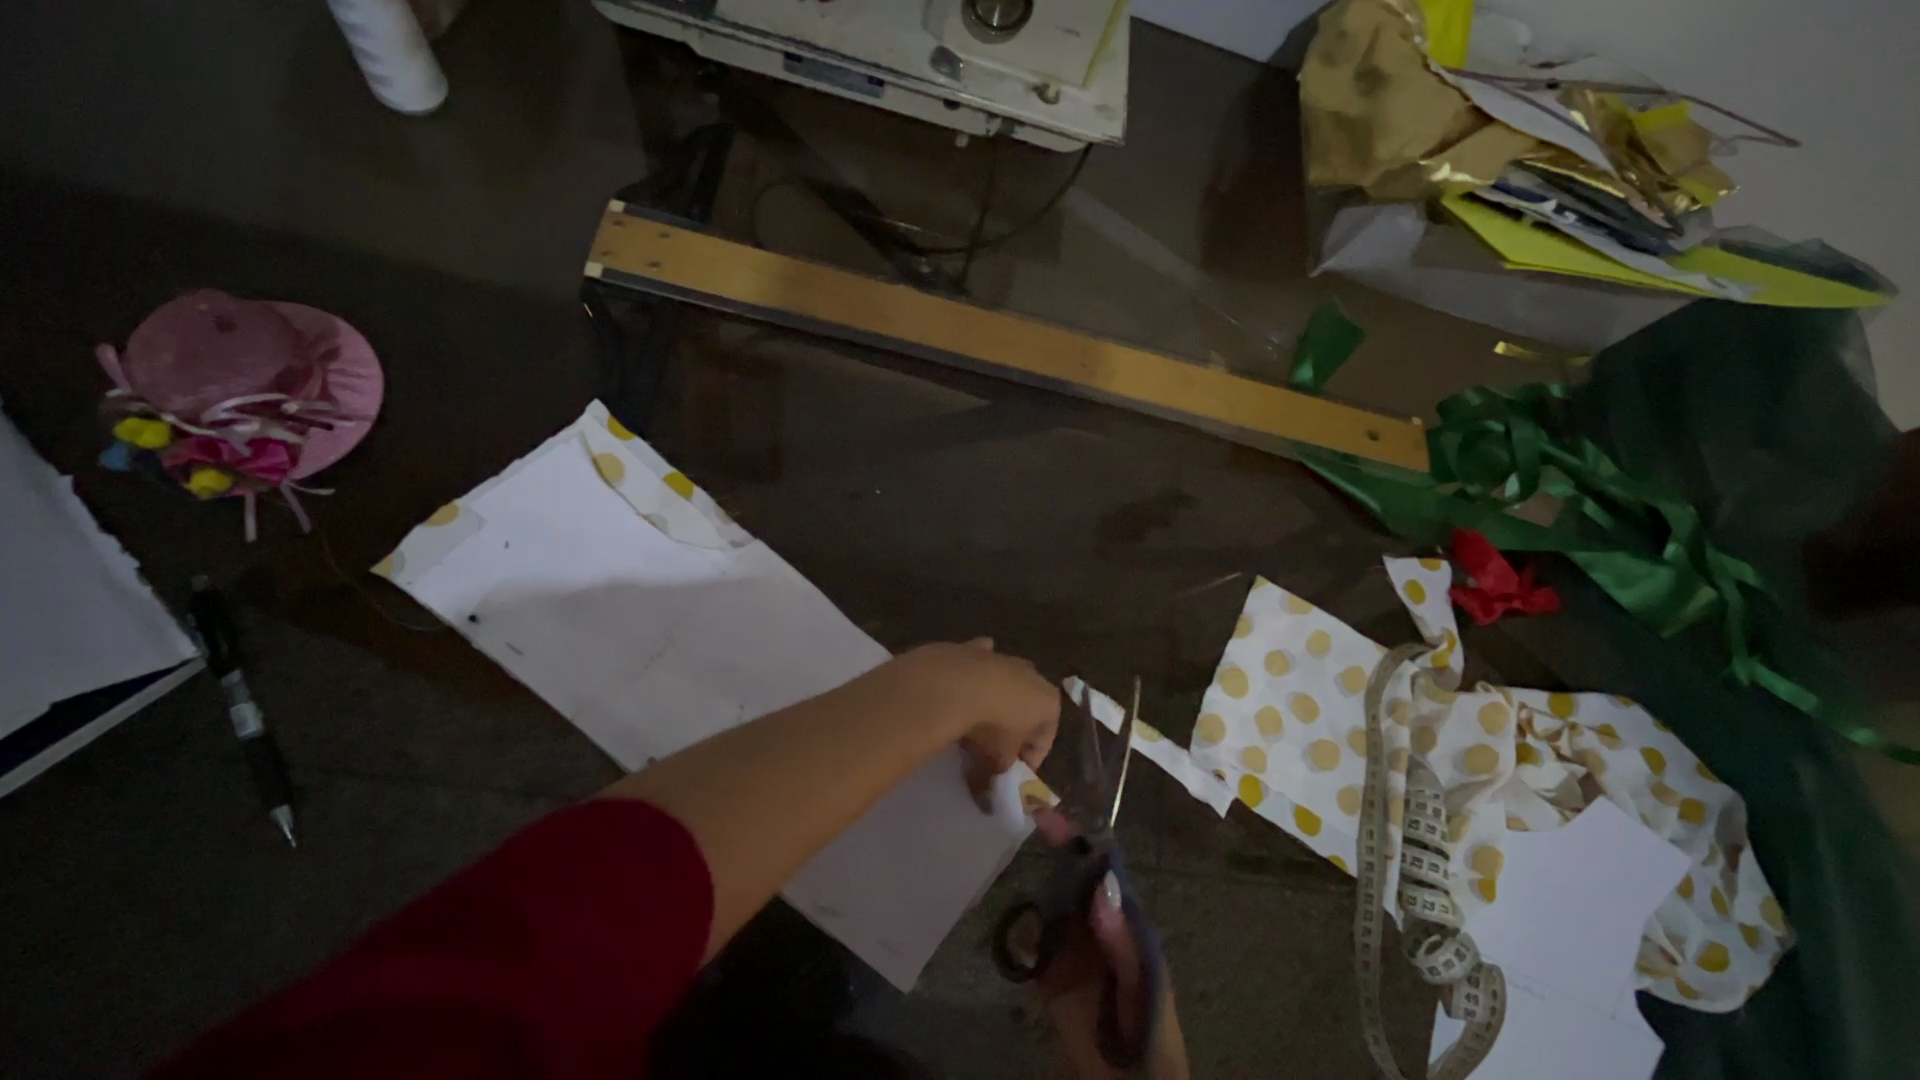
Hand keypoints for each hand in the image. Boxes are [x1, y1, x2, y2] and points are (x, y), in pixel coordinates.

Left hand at [885, 639, 1059, 796]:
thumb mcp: (998, 759)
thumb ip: (999, 772)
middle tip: (991, 753)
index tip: (1009, 777)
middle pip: (1025, 711)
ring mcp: (1004, 659)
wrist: (956, 684)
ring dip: (993, 704)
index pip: (1045, 740)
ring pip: (1003, 686)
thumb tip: (989, 786)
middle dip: (1012, 732)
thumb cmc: (991, 726)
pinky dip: (973, 676)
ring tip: (972, 729)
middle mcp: (1033, 676)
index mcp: (1049, 702)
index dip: (1028, 762)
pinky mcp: (975, 649)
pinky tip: (961, 689)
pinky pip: (978, 666)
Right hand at [1031, 807, 1188, 1079]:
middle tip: (1027, 819)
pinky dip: (1022, 934)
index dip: (1076, 839)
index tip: (1048, 813)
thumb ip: (1120, 935)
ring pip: (1048, 906)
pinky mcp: (1050, 977)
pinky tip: (1019, 935)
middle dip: (1052, 852)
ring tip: (1013, 870)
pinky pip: (1031, 945)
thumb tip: (1101, 883)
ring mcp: (1073, 951)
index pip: (1100, 870)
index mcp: (1124, 922)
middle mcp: (1097, 928)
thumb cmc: (1148, 1030)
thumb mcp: (1142, 979)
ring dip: (1035, 890)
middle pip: (1071, 880)